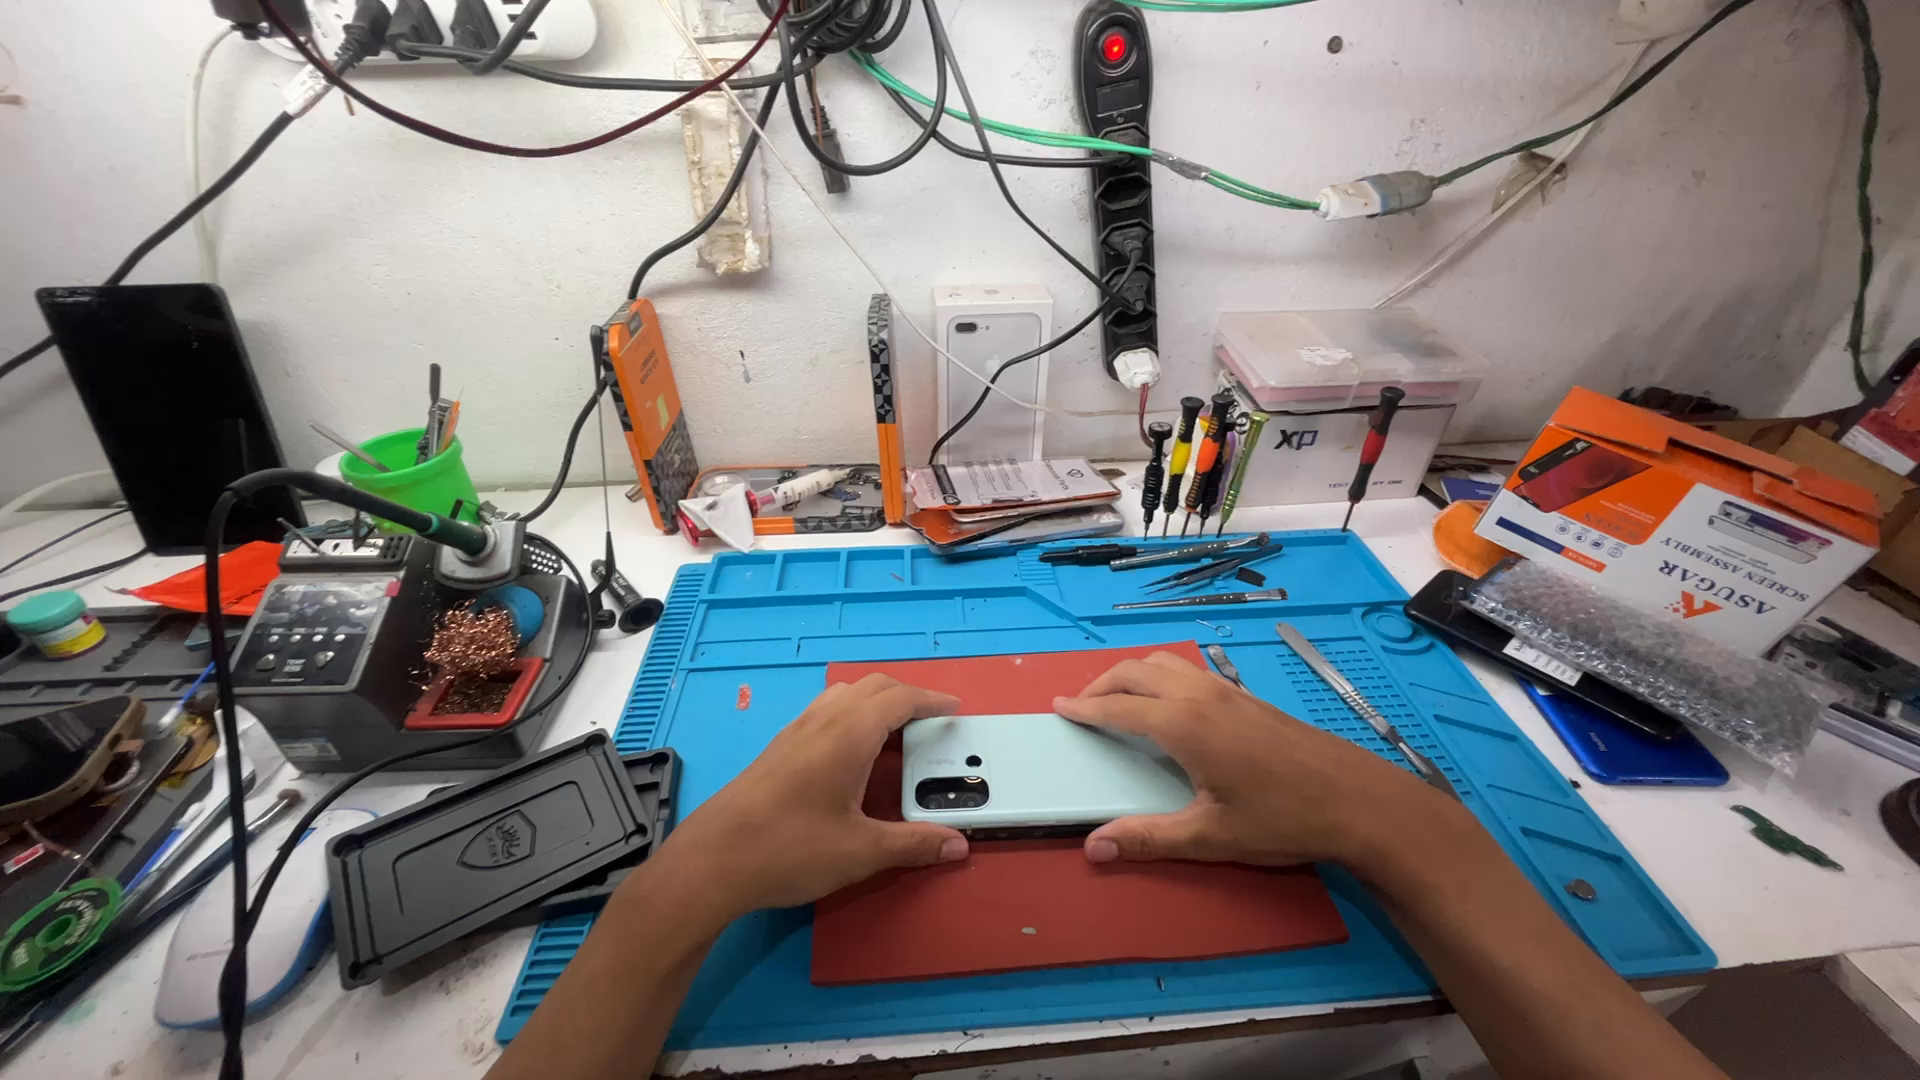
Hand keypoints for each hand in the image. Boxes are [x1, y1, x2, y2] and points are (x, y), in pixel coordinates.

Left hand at [647, 674, 969, 919]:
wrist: (713, 860)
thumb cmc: (791, 849)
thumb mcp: (861, 851)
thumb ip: (914, 844)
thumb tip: (958, 845)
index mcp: (849, 734)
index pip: (900, 699)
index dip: (931, 700)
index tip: (953, 707)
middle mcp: (823, 721)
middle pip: (873, 687)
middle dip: (907, 696)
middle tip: (930, 720)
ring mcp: (796, 730)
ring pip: (844, 695)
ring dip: (876, 702)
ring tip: (895, 732)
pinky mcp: (779, 747)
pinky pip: (825, 711)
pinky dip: (852, 714)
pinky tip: (851, 752)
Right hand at [1054, 651, 1449, 868]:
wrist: (1358, 800)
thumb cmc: (1282, 819)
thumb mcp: (1211, 836)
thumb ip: (1148, 838)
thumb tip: (1094, 848)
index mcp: (1183, 724)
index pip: (1119, 706)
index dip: (1085, 707)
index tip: (1059, 706)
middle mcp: (1199, 695)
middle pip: (1136, 671)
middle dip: (1102, 682)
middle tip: (1081, 704)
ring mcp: (1226, 690)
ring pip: (1165, 662)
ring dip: (1133, 673)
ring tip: (1119, 699)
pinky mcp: (1246, 696)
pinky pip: (1188, 669)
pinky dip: (1160, 675)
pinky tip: (1169, 703)